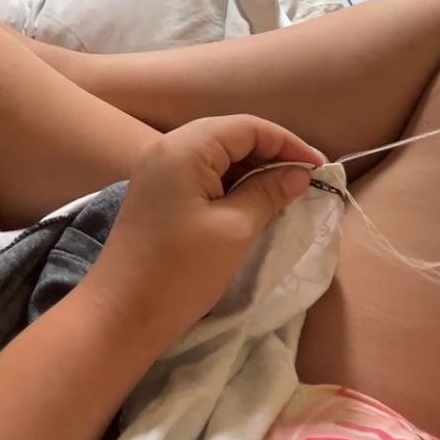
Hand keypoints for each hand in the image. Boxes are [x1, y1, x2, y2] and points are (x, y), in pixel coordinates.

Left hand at [79, 115, 321, 346]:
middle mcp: (168, 146)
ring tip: (284, 193)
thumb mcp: (234, 230)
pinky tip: (252, 201)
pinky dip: (229, 181)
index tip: (319, 170)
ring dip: (251, 169)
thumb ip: (268, 193)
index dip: (287, 143)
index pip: (247, 127)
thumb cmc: (181, 270)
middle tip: (304, 181)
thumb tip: (298, 174)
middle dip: (270, 154)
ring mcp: (158, 168)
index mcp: (186, 146)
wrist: (121, 313)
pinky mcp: (156, 190)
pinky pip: (201, 171)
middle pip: (230, 134)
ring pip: (216, 153)